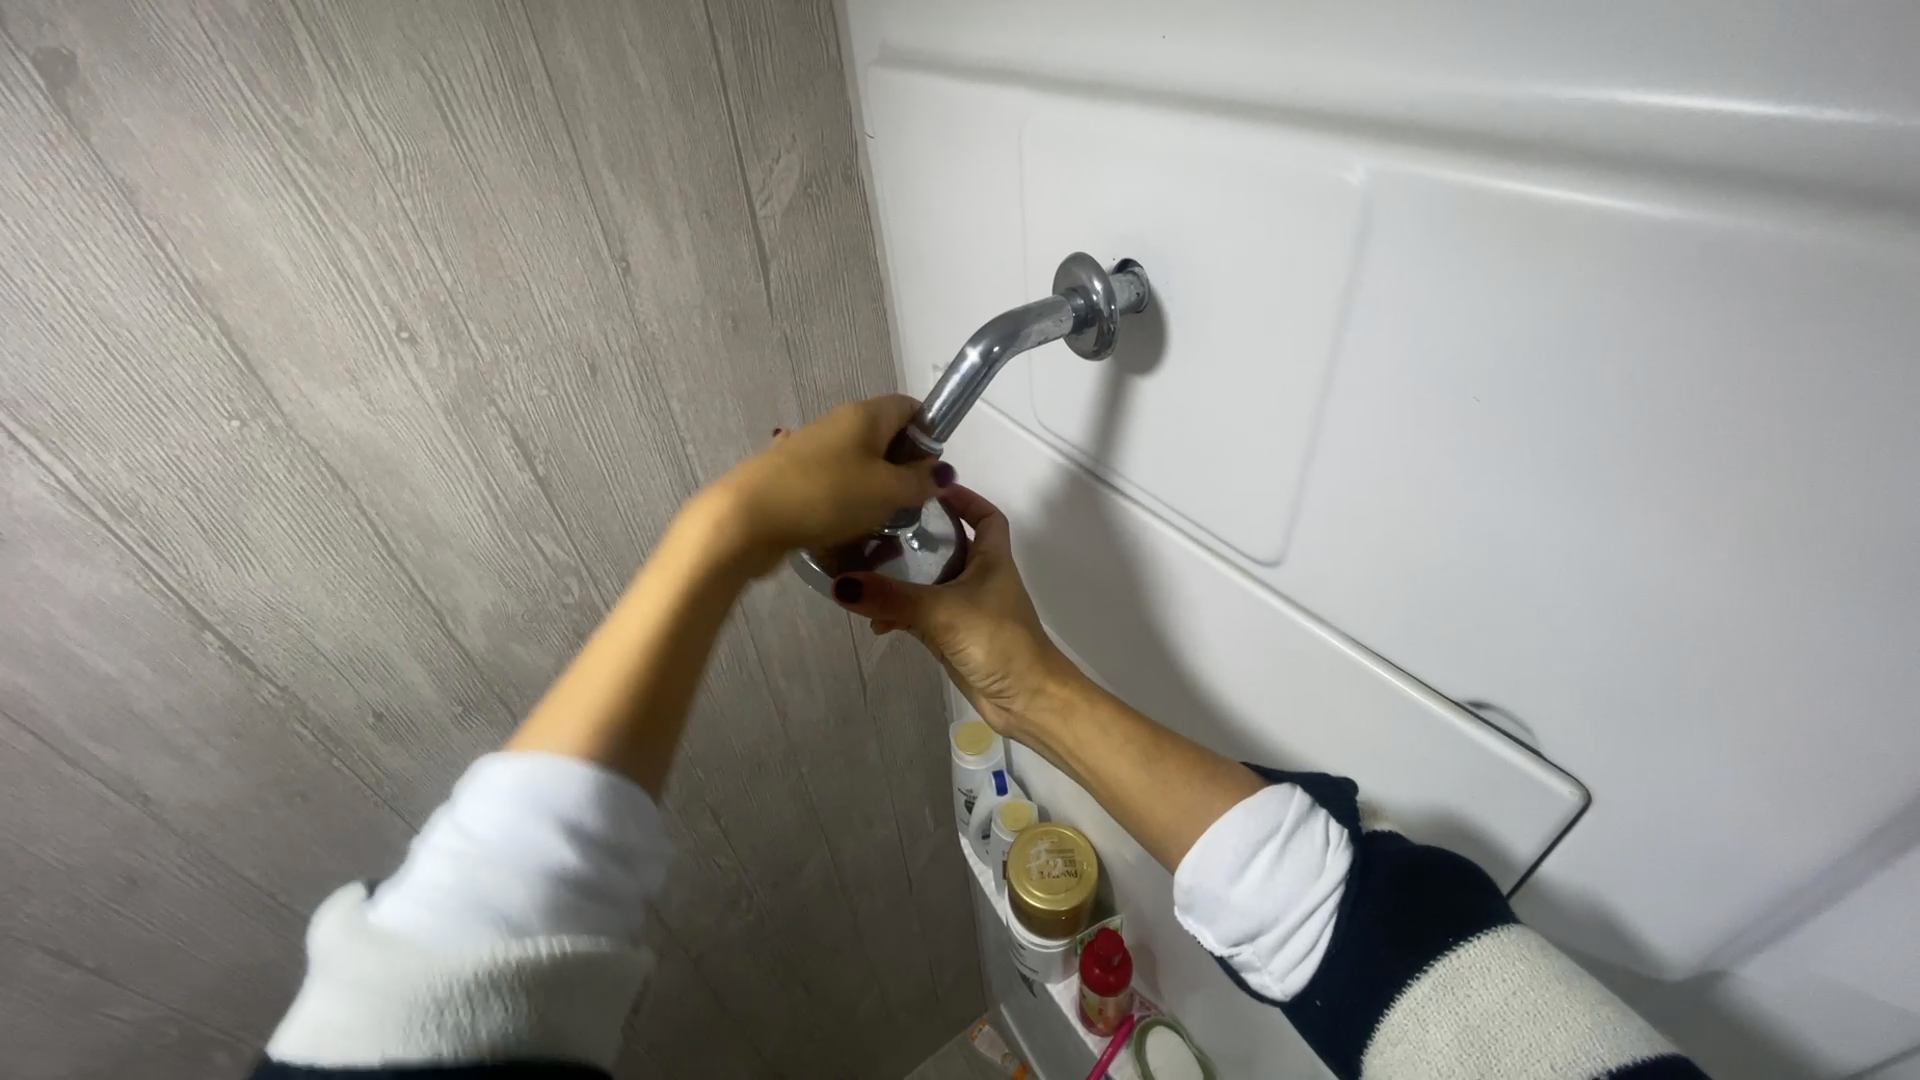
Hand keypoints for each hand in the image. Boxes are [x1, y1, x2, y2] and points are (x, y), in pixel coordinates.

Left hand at [694, 395, 949, 575]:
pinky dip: (847, 507)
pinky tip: (848, 532)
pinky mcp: (794, 477)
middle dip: (903, 472)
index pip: (911, 408)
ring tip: (882, 526)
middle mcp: (838, 423)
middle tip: (912, 506)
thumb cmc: (827, 496)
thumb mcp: (888, 491)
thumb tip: (942, 471)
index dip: (929, 434)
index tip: (933, 472)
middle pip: (886, 440)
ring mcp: (812, 450)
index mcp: (865, 414)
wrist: (747, 519)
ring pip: (860, 468)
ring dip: (876, 495)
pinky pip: (835, 487)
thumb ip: (921, 481)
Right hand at [828, 485, 1091, 739]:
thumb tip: (840, 584)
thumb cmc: (998, 641)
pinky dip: (898, 614)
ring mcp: (965, 609)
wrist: (1026, 699)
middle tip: (875, 527)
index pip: (985, 515)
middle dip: (916, 536)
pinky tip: (873, 619)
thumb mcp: (943, 612)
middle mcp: (979, 578)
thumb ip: (891, 598)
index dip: (964, 498)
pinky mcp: (952, 636)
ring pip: (928, 581)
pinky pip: (919, 615)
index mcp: (991, 558)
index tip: (926, 489)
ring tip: (862, 569)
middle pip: (947, 545)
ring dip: (900, 577)